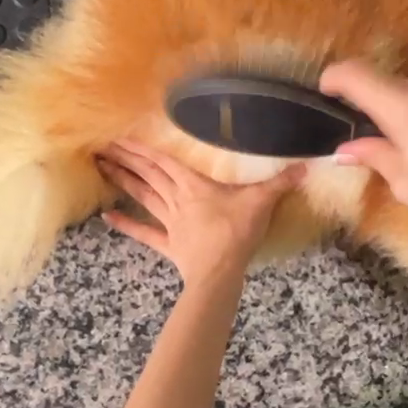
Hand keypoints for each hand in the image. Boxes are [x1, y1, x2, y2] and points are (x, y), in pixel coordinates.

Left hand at [96, 140, 303, 291]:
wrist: (221, 272)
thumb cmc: (237, 232)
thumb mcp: (261, 202)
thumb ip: (280, 182)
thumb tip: (305, 166)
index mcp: (193, 185)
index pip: (162, 161)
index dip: (141, 147)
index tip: (119, 135)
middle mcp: (176, 199)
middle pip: (147, 175)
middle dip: (125, 159)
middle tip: (102, 145)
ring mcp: (169, 223)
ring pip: (142, 197)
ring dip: (122, 182)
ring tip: (102, 168)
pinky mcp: (169, 245)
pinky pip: (144, 233)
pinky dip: (127, 225)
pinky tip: (108, 216)